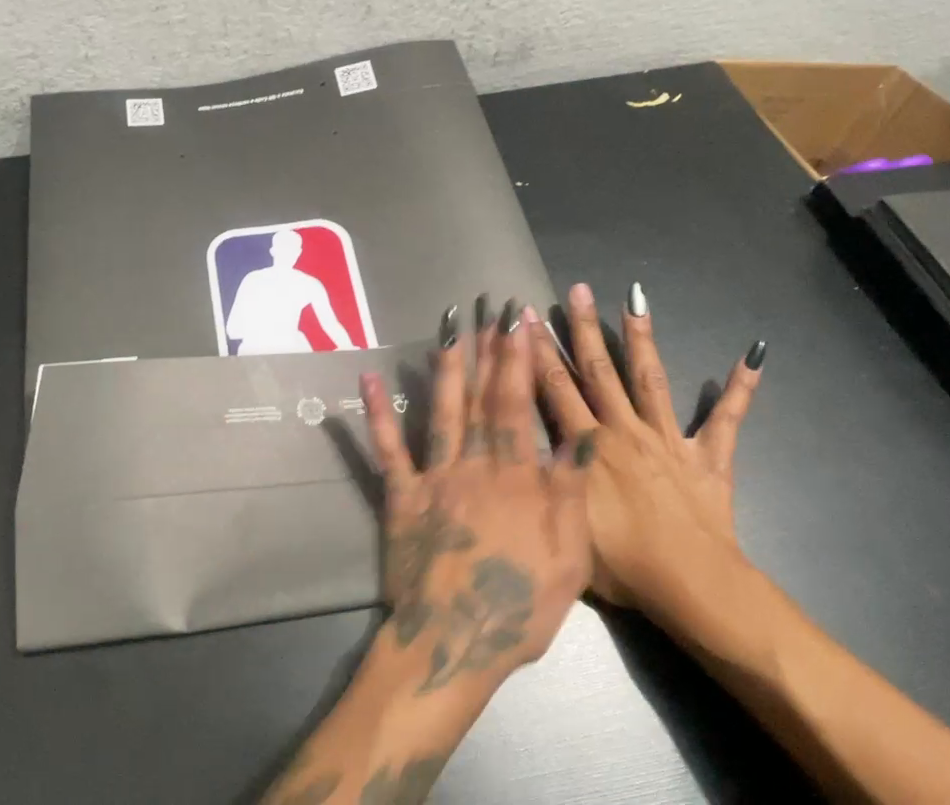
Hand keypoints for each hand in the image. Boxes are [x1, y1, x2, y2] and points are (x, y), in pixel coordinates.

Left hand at [361, 298, 591, 693]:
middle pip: (484, 401)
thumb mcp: (570, 557)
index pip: (521, 408)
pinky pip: (387, 450)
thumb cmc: (519, 606)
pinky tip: (369, 378)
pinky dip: (378, 413)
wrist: (455, 640)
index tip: (522, 324)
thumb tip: (580, 439)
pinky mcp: (400, 497)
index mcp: (519, 480)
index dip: (521, 362)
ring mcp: (434, 479)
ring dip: (445, 369)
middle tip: (490, 310)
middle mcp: (476, 467)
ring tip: (448, 329)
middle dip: (490, 352)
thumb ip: (571, 495)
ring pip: (442, 413)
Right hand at [524, 282, 763, 626]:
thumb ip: (543, 477)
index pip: (555, 389)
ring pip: (650, 380)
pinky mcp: (709, 459)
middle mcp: (625, 432)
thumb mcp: (562, 523)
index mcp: (589, 447)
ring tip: (635, 298)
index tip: (524, 318)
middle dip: (583, 329)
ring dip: (641, 338)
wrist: (691, 587)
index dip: (536, 353)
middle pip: (599, 372)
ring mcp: (669, 441)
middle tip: (575, 290)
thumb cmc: (620, 565)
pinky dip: (740, 388)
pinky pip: (728, 420)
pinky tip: (755, 353)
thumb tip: (518, 441)